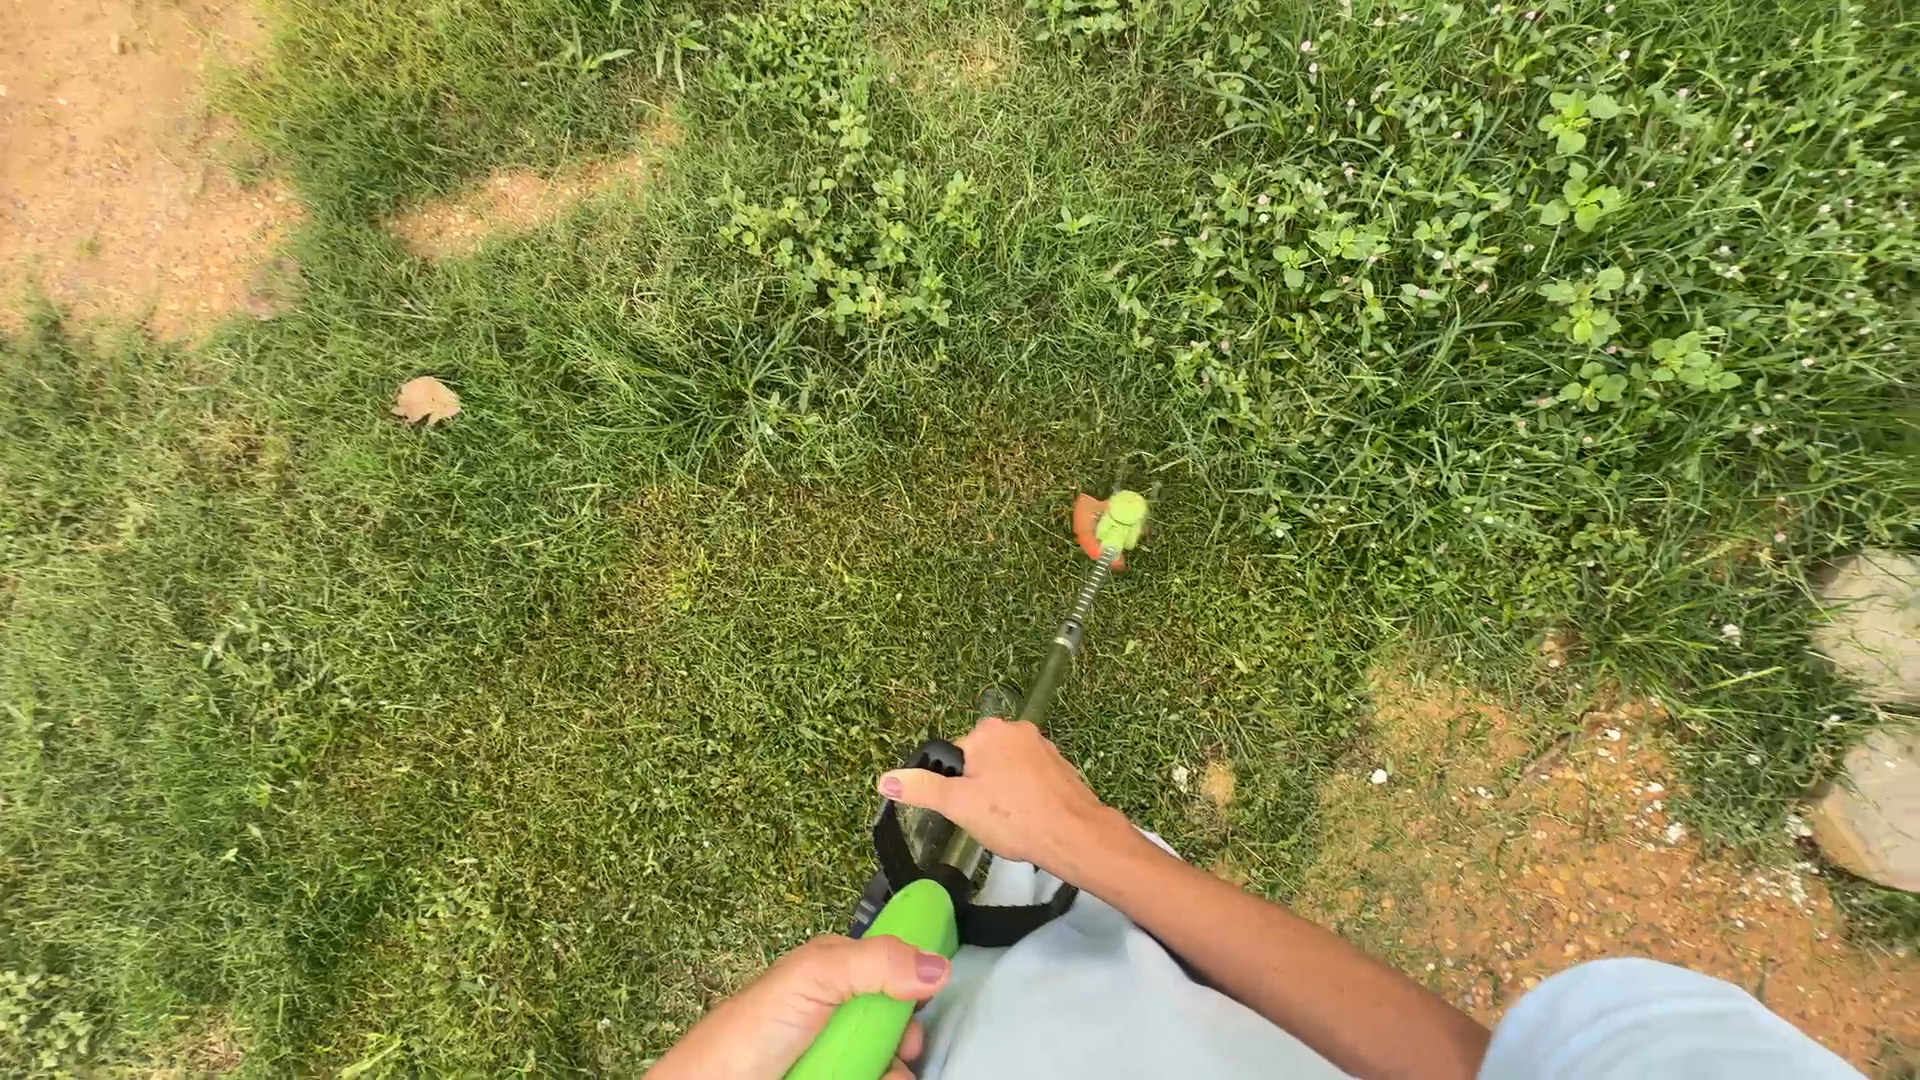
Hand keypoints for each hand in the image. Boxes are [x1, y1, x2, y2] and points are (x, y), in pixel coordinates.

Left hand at [648, 934, 949, 1079]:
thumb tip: (940, 965)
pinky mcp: (839, 1079)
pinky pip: (877, 1078)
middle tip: (903, 1050)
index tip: (924, 1004)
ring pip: (891, 1063)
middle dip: (907, 1041)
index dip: (916, 984)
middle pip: (900, 1024)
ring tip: (879, 1075)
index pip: (896, 967)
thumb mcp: (815, 976)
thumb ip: (876, 963)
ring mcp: (838, 1056)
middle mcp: (843, 1013)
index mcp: (839, 971)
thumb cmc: (753, 1030)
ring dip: (893, 1072)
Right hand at [877, 717, 1135, 880]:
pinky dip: (1025, 795)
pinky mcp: (1060, 765)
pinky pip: (1030, 778)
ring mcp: (1042, 745)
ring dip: (1003, 793)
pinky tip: (1029, 818)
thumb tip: (884, 778)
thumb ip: (922, 788)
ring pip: (1006, 770)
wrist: (1074, 835)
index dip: (956, 787)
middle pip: (981, 761)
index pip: (956, 757)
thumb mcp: (958, 805)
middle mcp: (1016, 729)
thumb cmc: (1013, 817)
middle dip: (980, 789)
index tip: (966, 810)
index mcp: (988, 731)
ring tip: (1010, 821)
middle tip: (988, 818)